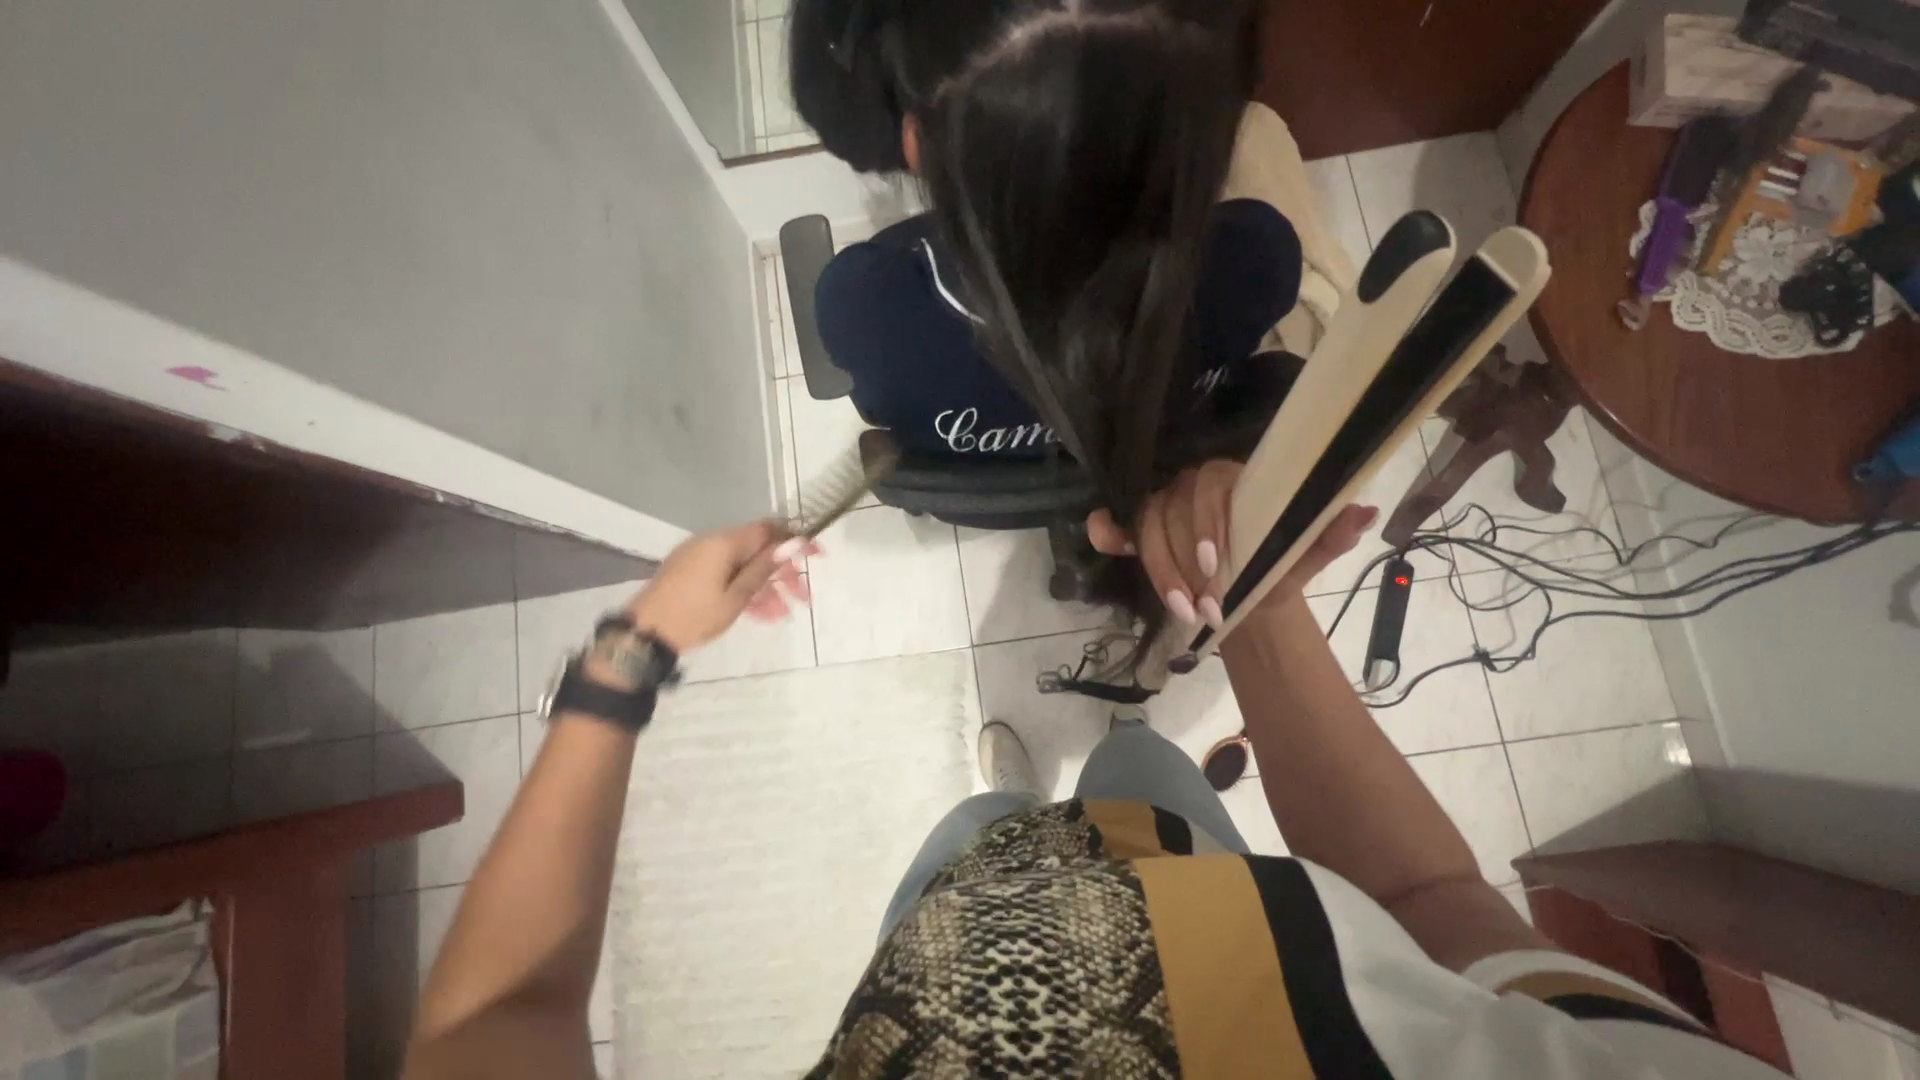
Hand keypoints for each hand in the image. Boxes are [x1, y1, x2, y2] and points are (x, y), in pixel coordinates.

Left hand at [623, 521, 813, 653]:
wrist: (643, 636)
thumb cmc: (693, 616)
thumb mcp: (735, 597)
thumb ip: (763, 568)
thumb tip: (792, 543)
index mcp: (724, 543)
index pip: (769, 530)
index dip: (795, 541)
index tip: (818, 557)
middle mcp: (712, 543)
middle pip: (757, 549)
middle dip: (782, 572)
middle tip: (803, 598)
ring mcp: (700, 558)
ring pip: (743, 566)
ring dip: (766, 587)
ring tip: (783, 615)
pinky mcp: (691, 574)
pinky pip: (727, 575)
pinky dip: (745, 590)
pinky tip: (762, 614)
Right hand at [1084, 460, 1376, 627]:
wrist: (1252, 597)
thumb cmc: (1278, 568)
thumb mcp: (1305, 557)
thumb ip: (1330, 536)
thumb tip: (1362, 512)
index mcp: (1233, 481)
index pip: (1212, 484)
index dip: (1206, 521)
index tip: (1214, 565)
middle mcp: (1192, 487)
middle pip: (1170, 508)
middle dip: (1181, 563)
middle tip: (1203, 608)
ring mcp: (1163, 507)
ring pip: (1145, 526)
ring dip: (1159, 571)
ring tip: (1183, 613)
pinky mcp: (1141, 531)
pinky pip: (1116, 522)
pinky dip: (1107, 531)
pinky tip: (1109, 548)